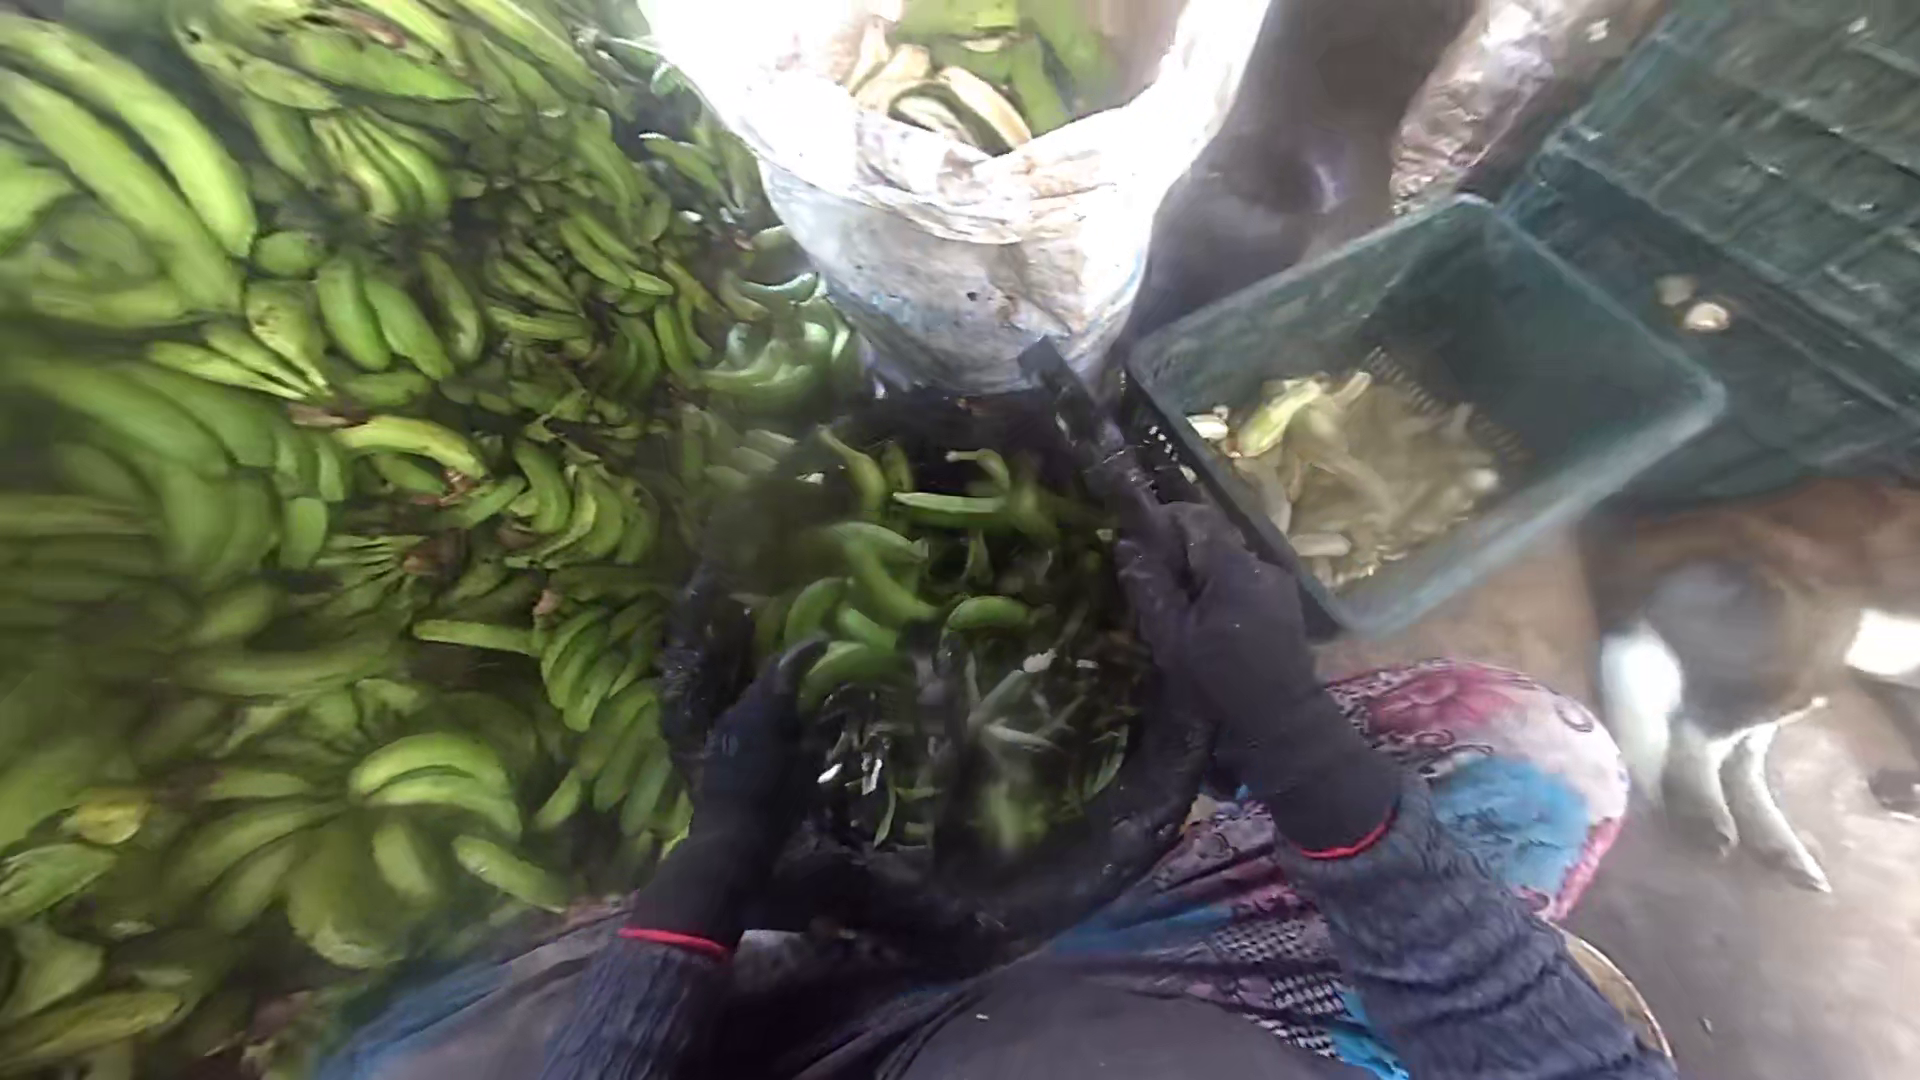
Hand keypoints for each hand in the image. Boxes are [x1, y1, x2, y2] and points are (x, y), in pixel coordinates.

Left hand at [688, 639, 825, 845]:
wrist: (728, 837)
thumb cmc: (776, 803)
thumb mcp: (808, 766)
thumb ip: (817, 733)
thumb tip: (829, 712)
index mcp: (767, 708)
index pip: (786, 664)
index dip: (807, 650)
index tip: (824, 640)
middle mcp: (742, 708)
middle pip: (768, 674)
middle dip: (790, 665)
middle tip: (812, 663)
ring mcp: (726, 725)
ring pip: (754, 693)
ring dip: (775, 688)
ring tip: (797, 691)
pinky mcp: (719, 742)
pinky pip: (744, 712)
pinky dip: (763, 707)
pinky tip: (775, 720)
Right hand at [1112, 500, 1400, 850]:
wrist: (1283, 725)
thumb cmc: (1220, 683)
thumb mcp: (1172, 639)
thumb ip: (1149, 588)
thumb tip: (1125, 544)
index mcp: (1233, 570)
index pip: (1194, 518)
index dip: (1161, 520)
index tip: (1137, 541)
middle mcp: (1261, 564)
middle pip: (1211, 533)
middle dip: (1176, 545)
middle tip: (1150, 573)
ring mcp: (1276, 581)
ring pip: (1225, 553)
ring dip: (1196, 564)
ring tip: (1175, 596)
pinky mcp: (1281, 598)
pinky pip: (1240, 573)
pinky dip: (1215, 580)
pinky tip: (1203, 612)